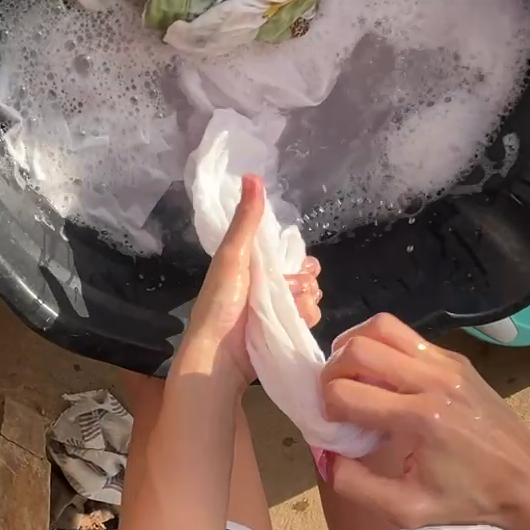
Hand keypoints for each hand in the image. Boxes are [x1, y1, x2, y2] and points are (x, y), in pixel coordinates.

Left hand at [175, 174, 323, 389]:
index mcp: (250, 266)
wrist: (219, 355)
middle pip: (306, 276)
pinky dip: (306, 318)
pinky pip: (309, 318)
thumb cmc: (220, 302)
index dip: (300, 260)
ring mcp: (274, 311)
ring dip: (306, 300)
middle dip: (305, 281)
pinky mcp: (282, 333)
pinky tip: (296, 321)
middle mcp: (264, 286)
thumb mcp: (232, 256)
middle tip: (289, 289)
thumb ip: (246, 220)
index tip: (299, 265)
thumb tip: (252, 175)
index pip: (289, 255)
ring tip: (289, 308)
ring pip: (310, 296)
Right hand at [318, 313, 529, 529]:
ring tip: (351, 372)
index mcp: (420, 419)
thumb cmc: (470, 500)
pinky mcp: (455, 359)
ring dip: (353, 346)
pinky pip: (405, 335)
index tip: (335, 425)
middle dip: (332, 371)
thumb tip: (325, 454)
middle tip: (335, 396)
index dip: (327, 408)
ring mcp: (446, 364)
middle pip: (358, 348)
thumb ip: (355, 484)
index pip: (345, 392)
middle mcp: (432, 381)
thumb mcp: (407, 509)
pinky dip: (381, 347)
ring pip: (381, 326)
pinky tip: (383, 375)